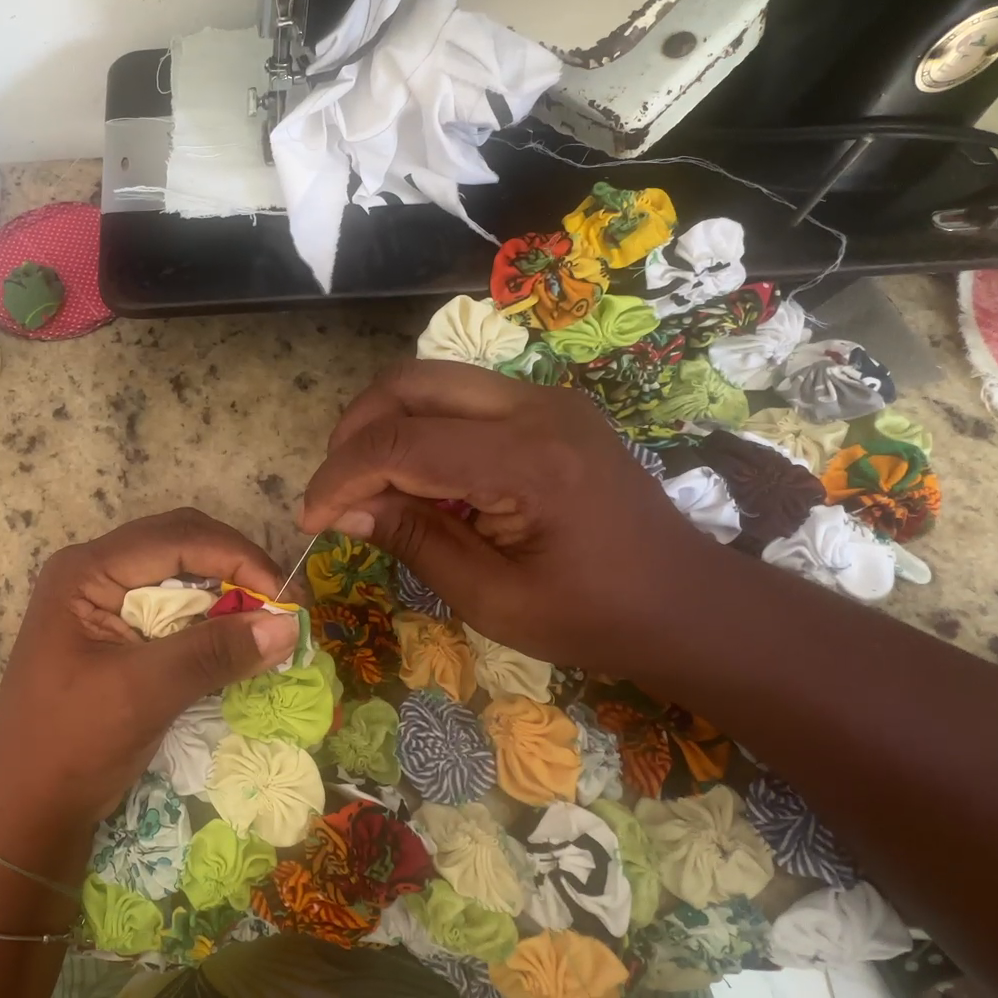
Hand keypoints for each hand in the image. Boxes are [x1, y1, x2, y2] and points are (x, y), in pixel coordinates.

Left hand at [0, 510, 301, 841]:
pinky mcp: (112, 635)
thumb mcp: (144, 692)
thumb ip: (214, 651)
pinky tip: (234, 644)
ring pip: (178, 577)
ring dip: (225, 596)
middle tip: (284, 608)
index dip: (238, 559)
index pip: (177, 538)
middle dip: (235, 570)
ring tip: (268, 625)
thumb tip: (290, 625)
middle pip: (179, 546)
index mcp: (86, 571)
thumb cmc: (70, 744)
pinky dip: (207, 622)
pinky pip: (170, 611)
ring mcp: (99, 603)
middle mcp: (92, 573)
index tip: (289, 599)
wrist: (20, 810)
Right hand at [298, 359, 722, 677]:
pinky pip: (456, 395)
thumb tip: (344, 509)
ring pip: (428, 379)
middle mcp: (536, 409)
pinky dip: (415, 425)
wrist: (687, 604)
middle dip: (353, 433)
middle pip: (407, 384)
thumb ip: (413, 540)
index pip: (400, 444)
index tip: (310, 519)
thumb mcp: (491, 598)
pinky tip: (412, 475)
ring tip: (364, 482)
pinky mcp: (544, 406)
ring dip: (381, 424)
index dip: (339, 478)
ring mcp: (544, 399)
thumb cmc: (593, 618)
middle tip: (335, 492)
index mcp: (528, 463)